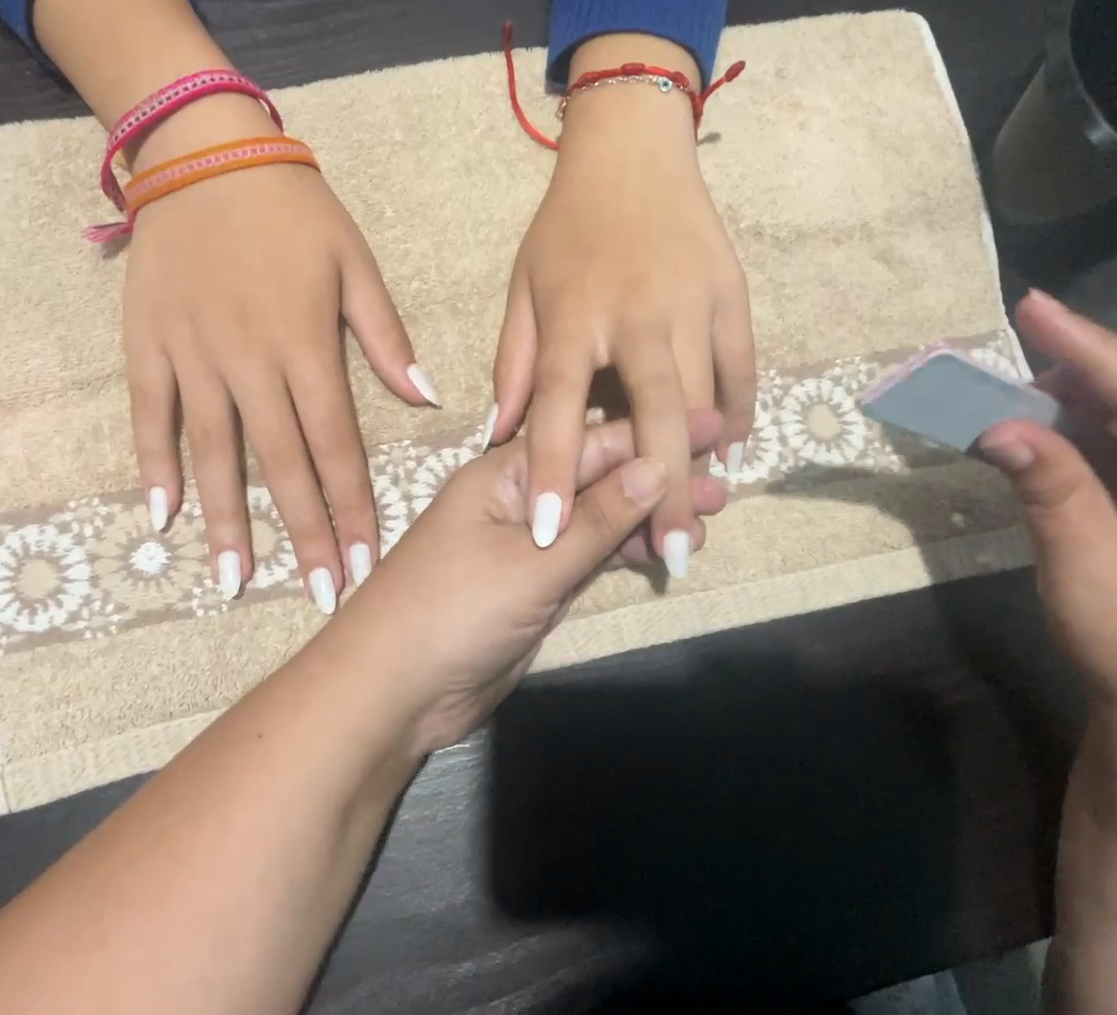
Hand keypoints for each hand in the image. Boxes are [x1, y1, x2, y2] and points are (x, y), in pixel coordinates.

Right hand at [121, 103, 433, 614]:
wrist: (204, 154)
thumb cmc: (294, 211)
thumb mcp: (356, 263)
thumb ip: (388, 337)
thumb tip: (429, 397)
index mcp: (308, 348)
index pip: (337, 446)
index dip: (353, 507)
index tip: (364, 562)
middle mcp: (251, 365)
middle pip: (282, 465)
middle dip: (304, 533)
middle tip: (316, 593)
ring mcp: (193, 358)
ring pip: (215, 453)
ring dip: (226, 520)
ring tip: (233, 580)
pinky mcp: (147, 347)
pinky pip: (150, 416)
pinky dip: (154, 466)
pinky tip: (162, 517)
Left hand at [330, 410, 730, 752]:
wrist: (394, 690)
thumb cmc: (452, 610)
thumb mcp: (531, 561)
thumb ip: (597, 518)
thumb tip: (659, 464)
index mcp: (509, 473)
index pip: (590, 442)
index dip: (651, 436)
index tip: (710, 426)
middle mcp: (522, 499)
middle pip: (599, 479)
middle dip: (659, 481)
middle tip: (722, 484)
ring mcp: (529, 545)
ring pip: (599, 521)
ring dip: (647, 520)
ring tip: (707, 520)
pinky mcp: (534, 587)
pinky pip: (589, 558)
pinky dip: (624, 554)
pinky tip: (662, 552)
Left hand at [492, 34, 753, 578]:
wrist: (632, 151)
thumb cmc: (567, 229)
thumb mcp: (524, 289)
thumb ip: (516, 364)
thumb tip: (502, 434)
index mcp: (572, 316)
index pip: (559, 406)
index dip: (554, 472)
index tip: (550, 536)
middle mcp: (634, 314)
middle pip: (655, 416)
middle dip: (662, 492)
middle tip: (671, 556)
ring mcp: (691, 302)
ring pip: (704, 400)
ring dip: (702, 462)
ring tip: (697, 517)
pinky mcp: (733, 293)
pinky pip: (742, 368)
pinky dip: (740, 413)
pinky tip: (730, 450)